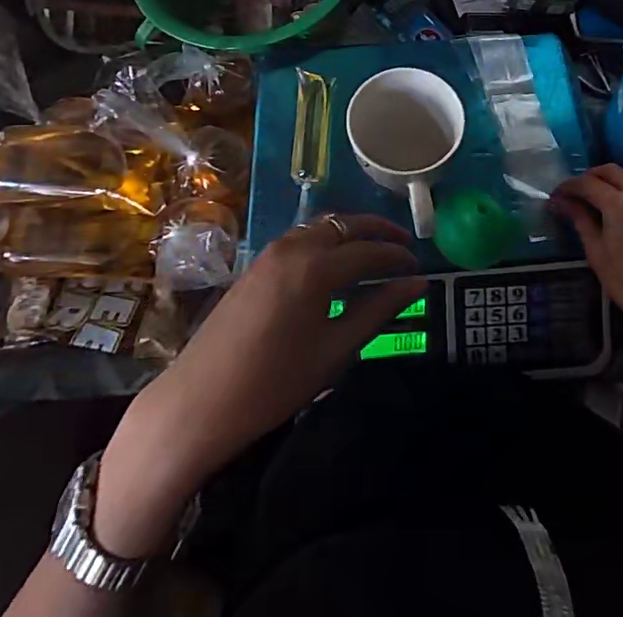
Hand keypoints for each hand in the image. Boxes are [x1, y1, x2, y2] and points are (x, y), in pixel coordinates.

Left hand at [93, 214, 424, 556]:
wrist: (202, 398)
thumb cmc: (276, 381)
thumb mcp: (336, 349)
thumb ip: (378, 310)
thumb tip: (417, 284)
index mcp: (316, 266)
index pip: (369, 250)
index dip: (397, 256)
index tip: (419, 266)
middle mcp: (292, 247)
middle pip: (342, 225)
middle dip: (375, 230)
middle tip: (402, 244)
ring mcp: (269, 254)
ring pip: (317, 228)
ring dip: (347, 232)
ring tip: (371, 252)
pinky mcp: (254, 266)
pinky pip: (298, 239)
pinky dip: (323, 241)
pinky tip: (332, 264)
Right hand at [551, 165, 622, 336]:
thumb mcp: (595, 250)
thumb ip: (579, 219)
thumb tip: (560, 202)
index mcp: (620, 205)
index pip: (588, 183)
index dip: (569, 186)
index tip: (556, 195)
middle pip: (612, 171)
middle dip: (590, 176)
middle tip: (575, 192)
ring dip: (611, 179)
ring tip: (595, 195)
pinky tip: (617, 206)